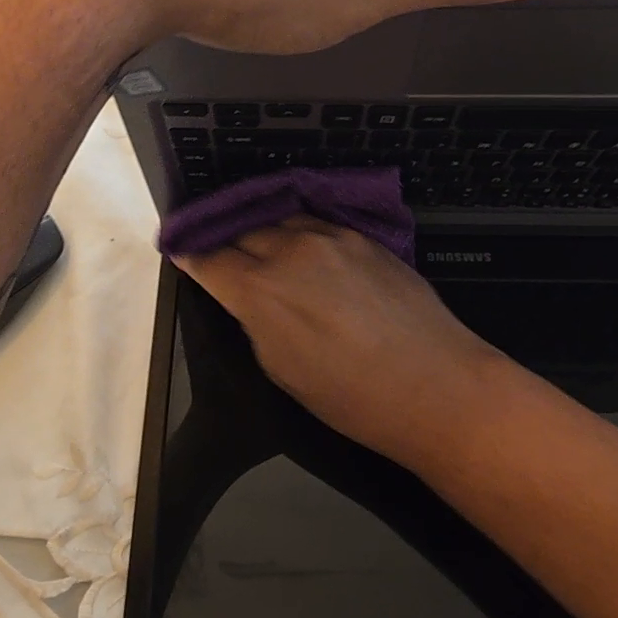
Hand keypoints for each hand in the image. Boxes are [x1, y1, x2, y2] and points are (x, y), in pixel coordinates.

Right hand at [173, 216, 512, 468]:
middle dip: (226, 243)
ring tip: (261, 248)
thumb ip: (254, 321)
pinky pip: (318, 224)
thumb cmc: (352, 397)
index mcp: (260, 290)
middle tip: (220, 255)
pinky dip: (301, 232)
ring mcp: (332, 238)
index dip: (191, 256)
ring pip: (280, 220)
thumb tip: (245, 298)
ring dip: (264, 232)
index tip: (182, 252)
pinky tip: (304, 247)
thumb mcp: (281, 369)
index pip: (208, 259)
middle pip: (241, 231)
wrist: (435, 385)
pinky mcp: (365, 238)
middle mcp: (291, 251)